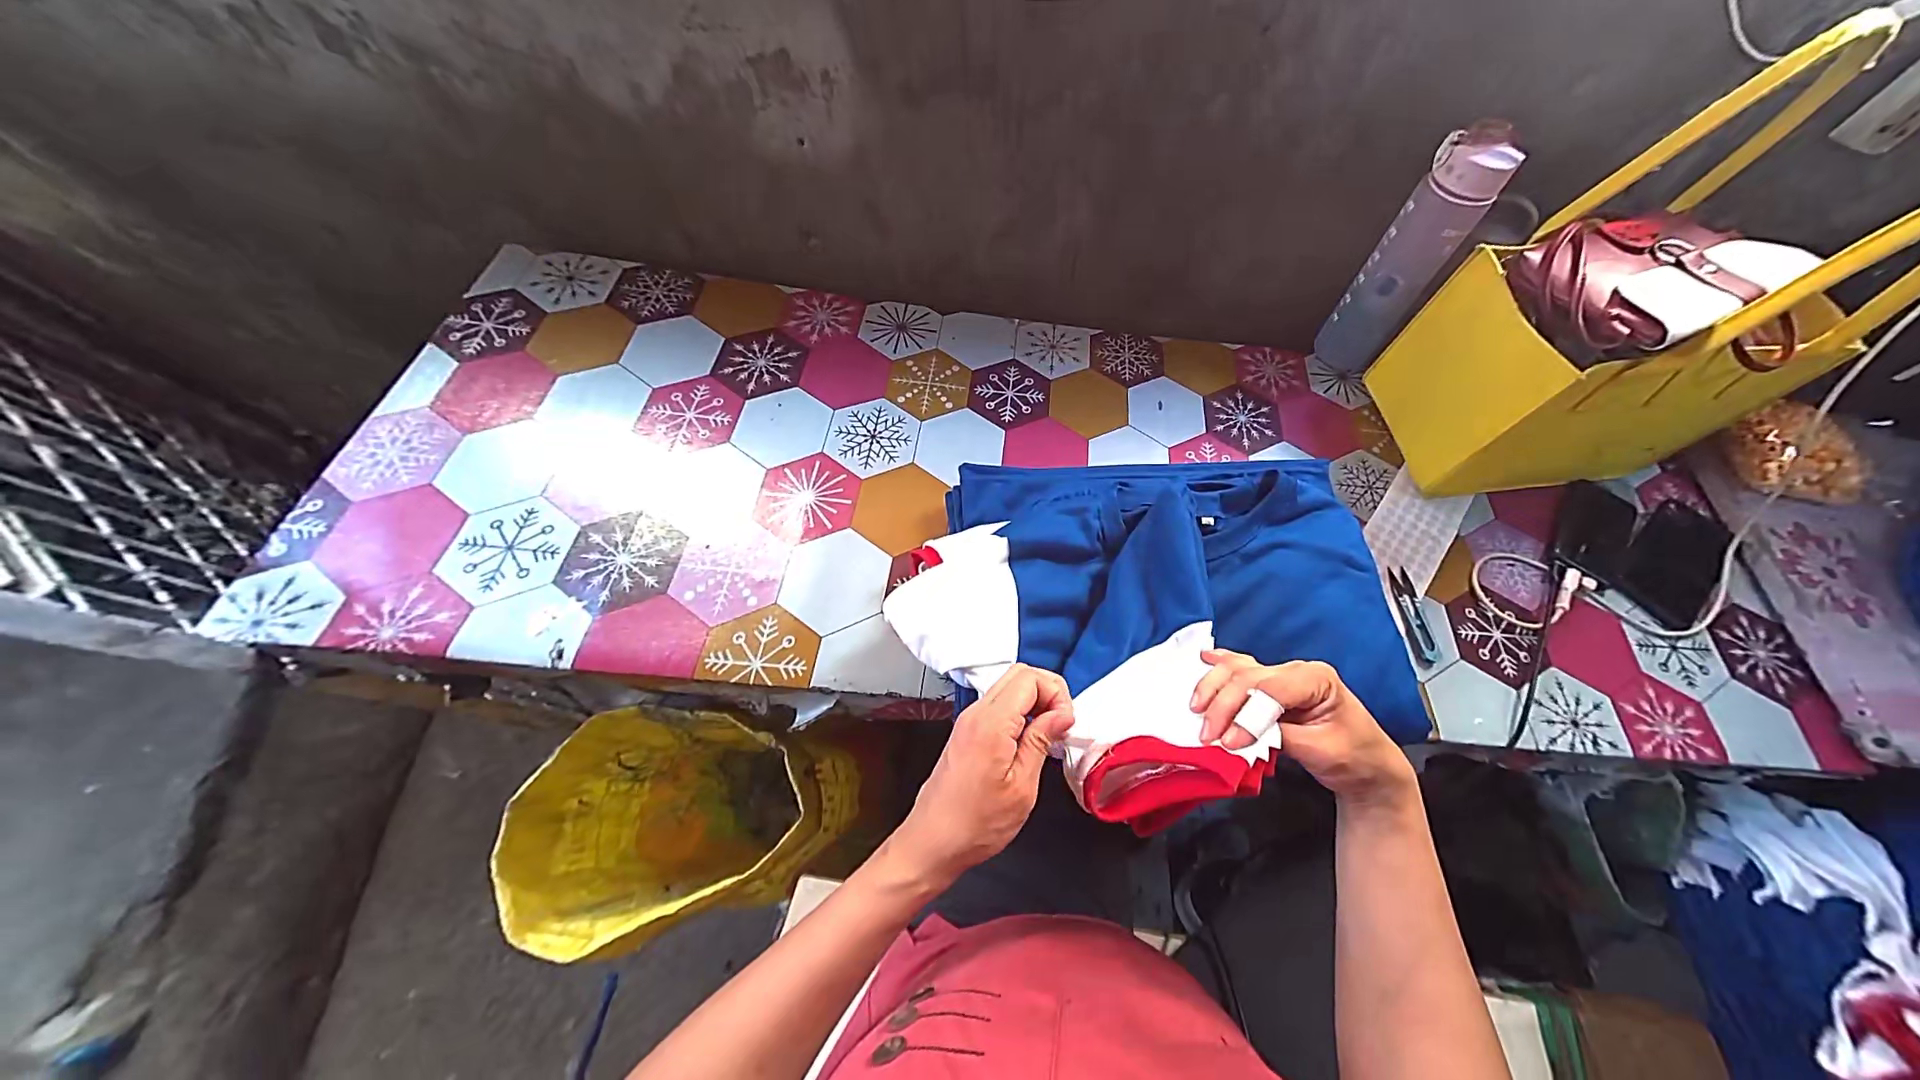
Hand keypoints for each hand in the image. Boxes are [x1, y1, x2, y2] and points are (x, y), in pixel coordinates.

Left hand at [875, 664, 1074, 891]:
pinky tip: (1029, 741)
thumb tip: (1062, 714)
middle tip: (1061, 724)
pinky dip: (1020, 713)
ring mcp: (968, 721)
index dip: (1056, 694)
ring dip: (1034, 701)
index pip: (1030, 678)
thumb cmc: (974, 824)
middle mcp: (975, 715)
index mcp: (990, 724)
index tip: (1066, 723)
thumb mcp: (1021, 788)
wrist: (933, 841)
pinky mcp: (966, 732)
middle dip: (1048, 691)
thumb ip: (1041, 741)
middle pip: (1019, 674)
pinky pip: (998, 706)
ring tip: (1048, 735)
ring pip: (1008, 687)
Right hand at [1190, 650, 1413, 805]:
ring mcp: (1281, 675)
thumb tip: (1239, 734)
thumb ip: (1279, 736)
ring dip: (1212, 688)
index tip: (1228, 742)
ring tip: (1196, 711)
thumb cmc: (1355, 758)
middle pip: (1246, 676)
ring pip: (1236, 669)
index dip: (1243, 713)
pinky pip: (1239, 669)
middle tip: (1207, 735)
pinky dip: (1220, 667)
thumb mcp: (1320, 751)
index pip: (1269, 689)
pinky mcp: (1270, 686)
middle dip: (1221, 705)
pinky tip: (1205, 660)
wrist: (1369, 767)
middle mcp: (1295, 670)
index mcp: (1316, 679)